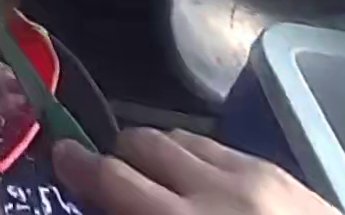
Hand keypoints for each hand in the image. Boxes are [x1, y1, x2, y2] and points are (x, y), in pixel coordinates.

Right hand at [52, 128, 338, 214]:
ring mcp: (254, 175)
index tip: (61, 156)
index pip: (115, 183)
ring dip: (156, 155)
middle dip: (117, 157)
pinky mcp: (283, 171)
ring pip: (175, 135)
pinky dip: (195, 158)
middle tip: (112, 182)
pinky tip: (207, 188)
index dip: (79, 167)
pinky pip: (215, 144)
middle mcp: (218, 193)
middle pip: (140, 144)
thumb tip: (110, 208)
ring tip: (160, 183)